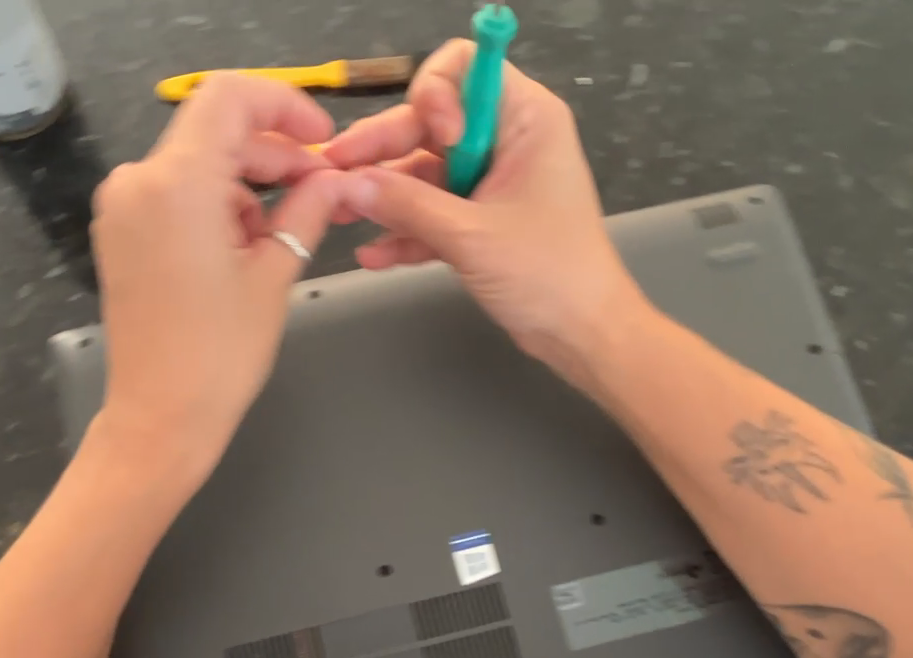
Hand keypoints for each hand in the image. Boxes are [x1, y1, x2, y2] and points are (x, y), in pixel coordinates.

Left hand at [90, 75, 367, 465]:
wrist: (161, 417)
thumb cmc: (219, 356)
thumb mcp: (274, 277)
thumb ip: (306, 212)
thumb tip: (333, 181)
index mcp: (176, 183)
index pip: (232, 98)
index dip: (285, 107)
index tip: (320, 138)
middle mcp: (138, 182)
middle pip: (213, 132)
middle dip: (271, 154)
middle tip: (319, 189)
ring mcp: (122, 209)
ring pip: (195, 167)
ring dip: (245, 186)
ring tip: (278, 238)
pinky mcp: (121, 235)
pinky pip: (174, 197)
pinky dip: (214, 207)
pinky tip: (242, 248)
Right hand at [321, 41, 646, 393]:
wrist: (579, 333)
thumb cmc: (548, 274)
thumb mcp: (471, 235)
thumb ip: (408, 206)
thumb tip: (350, 184)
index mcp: (524, 119)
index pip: (464, 70)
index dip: (433, 95)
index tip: (426, 136)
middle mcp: (505, 142)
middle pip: (430, 126)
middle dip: (383, 151)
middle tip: (333, 170)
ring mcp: (490, 186)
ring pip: (425, 175)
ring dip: (383, 197)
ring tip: (336, 213)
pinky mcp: (479, 224)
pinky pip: (433, 216)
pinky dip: (405, 233)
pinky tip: (372, 253)